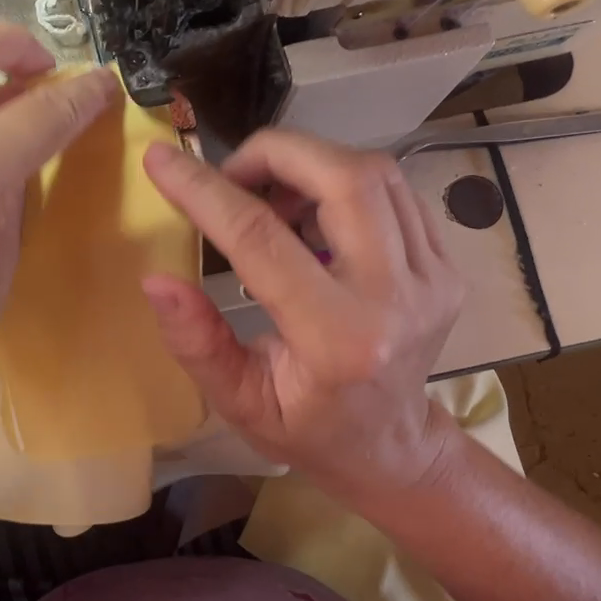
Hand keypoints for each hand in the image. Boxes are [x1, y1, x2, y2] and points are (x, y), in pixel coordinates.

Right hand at [139, 131, 465, 500]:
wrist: (393, 447)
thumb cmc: (306, 429)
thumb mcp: (237, 401)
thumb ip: (196, 341)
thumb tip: (156, 279)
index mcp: (336, 339)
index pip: (263, 240)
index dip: (205, 191)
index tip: (162, 160)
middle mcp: (396, 298)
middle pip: (343, 179)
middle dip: (274, 154)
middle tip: (231, 174)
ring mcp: (432, 277)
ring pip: (374, 173)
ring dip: (308, 163)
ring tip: (268, 194)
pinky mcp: (444, 264)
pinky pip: (393, 189)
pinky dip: (340, 180)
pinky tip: (309, 208)